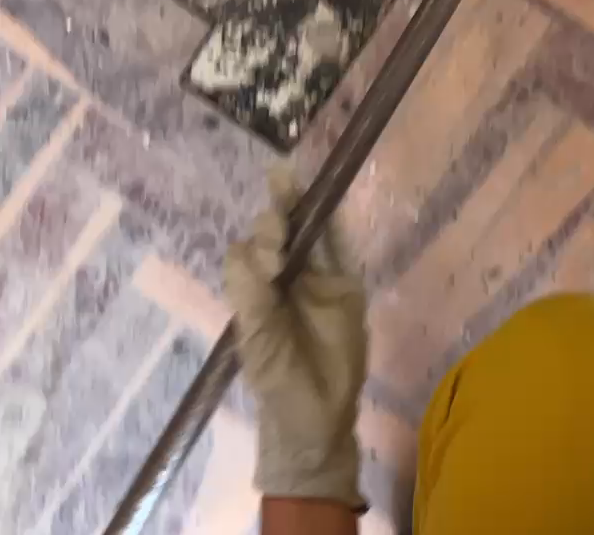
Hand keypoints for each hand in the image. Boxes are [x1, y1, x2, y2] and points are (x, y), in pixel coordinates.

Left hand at [223, 176, 367, 509]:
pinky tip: (329, 200)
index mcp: (255, 290)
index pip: (250, 252)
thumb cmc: (278, 381)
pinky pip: (340, 250)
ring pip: (308, 234)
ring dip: (301, 205)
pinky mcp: (345, 286)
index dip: (258, 244)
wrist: (320, 417)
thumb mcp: (258, 340)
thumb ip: (252, 294)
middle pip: (279, 234)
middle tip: (279, 198)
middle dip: (276, 213)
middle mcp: (284, 278)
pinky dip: (334, 225)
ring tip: (289, 175)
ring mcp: (316, 280)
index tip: (271, 260)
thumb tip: (247, 246)